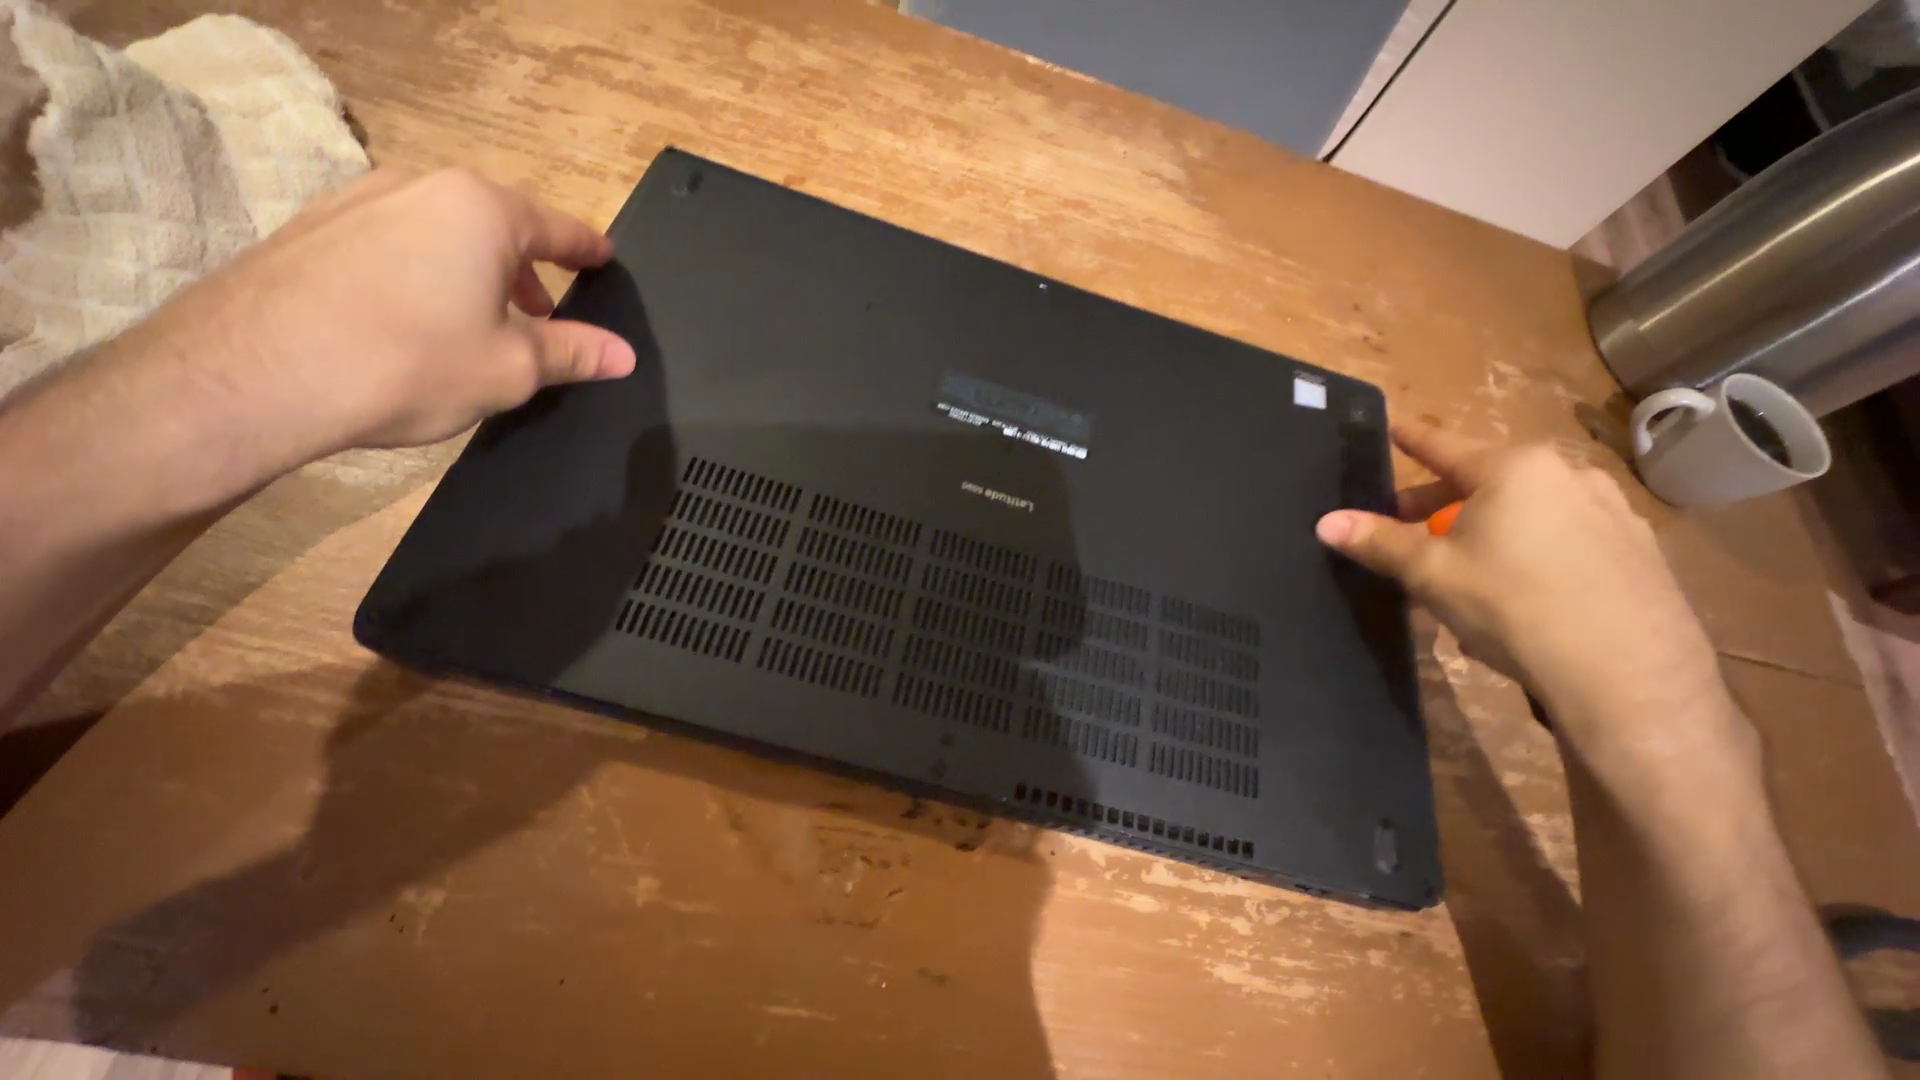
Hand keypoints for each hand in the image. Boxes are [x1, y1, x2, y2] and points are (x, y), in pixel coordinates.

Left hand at [98, 167, 633, 472]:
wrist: (253, 374)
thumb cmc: (411, 363)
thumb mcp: (512, 368)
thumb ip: (574, 353)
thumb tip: (624, 355)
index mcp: (482, 211)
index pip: (558, 228)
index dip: (588, 250)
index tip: (606, 259)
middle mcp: (420, 187)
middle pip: (498, 224)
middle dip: (528, 267)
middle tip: (544, 313)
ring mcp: (356, 200)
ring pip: (441, 231)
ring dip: (473, 271)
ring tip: (480, 321)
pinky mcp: (310, 228)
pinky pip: (393, 243)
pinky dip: (422, 272)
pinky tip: (414, 319)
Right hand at [1315, 422, 1728, 730]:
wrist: (1626, 676)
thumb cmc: (1512, 606)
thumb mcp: (1431, 573)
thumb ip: (1379, 541)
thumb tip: (1325, 523)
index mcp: (1515, 469)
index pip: (1445, 446)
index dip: (1411, 439)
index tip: (1393, 426)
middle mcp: (1569, 475)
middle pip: (1486, 480)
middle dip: (1441, 501)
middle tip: (1408, 529)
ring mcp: (1613, 512)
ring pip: (1530, 510)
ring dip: (1490, 527)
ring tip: (1465, 567)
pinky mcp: (1640, 552)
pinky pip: (1567, 537)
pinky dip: (1534, 549)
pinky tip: (1522, 591)